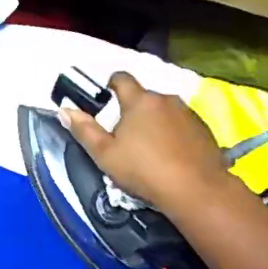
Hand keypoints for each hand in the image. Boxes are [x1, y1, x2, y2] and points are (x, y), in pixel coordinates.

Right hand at [59, 72, 237, 213]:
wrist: (194, 189)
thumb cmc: (142, 170)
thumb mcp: (105, 154)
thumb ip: (84, 130)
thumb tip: (64, 110)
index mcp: (139, 101)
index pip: (122, 79)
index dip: (111, 83)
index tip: (106, 95)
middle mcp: (166, 99)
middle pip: (144, 98)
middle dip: (133, 111)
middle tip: (124, 137)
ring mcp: (188, 113)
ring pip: (164, 112)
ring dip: (154, 123)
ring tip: (148, 150)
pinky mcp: (203, 129)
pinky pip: (181, 125)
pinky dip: (173, 135)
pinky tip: (170, 156)